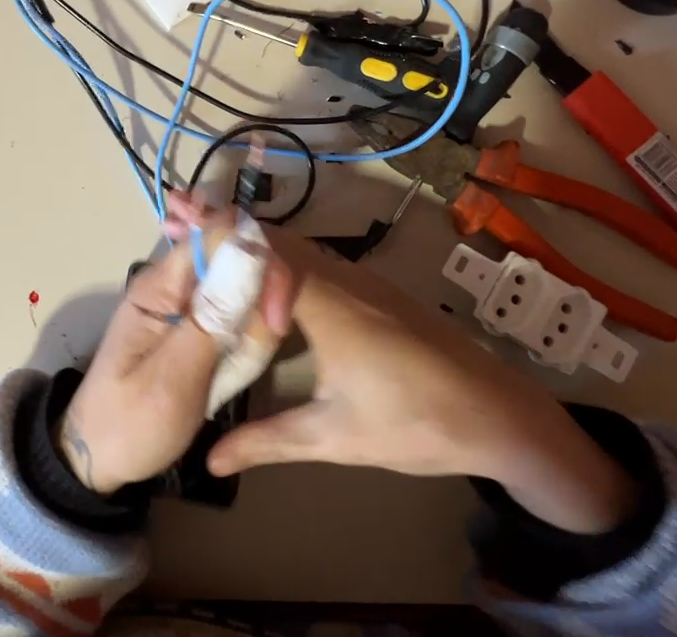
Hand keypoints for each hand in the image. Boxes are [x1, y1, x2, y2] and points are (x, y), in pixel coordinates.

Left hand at [57, 194, 297, 494]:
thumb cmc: (130, 424)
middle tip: (257, 350)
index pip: (219, 236)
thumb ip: (213, 315)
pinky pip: (235, 319)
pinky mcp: (195, 328)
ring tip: (233, 377)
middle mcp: (174, 283)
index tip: (277, 308)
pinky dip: (244, 343)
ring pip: (244, 293)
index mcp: (160, 284)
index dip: (257, 259)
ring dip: (252, 330)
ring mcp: (185, 306)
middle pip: (238, 261)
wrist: (97, 461)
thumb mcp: (174, 376)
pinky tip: (234, 375)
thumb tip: (250, 251)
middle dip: (260, 300)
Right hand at [205, 239, 635, 533]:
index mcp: (330, 306)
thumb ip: (267, 442)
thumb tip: (210, 459)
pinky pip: (315, 259)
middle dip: (224, 226)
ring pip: (296, 245)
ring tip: (203, 236)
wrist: (502, 416)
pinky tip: (257, 274)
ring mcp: (363, 280)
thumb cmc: (418, 424)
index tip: (176, 224)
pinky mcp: (374, 290)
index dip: (218, 234)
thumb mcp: (335, 438)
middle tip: (175, 218)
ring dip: (251, 240)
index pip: (263, 251)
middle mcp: (344, 279)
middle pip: (274, 237)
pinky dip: (277, 256)